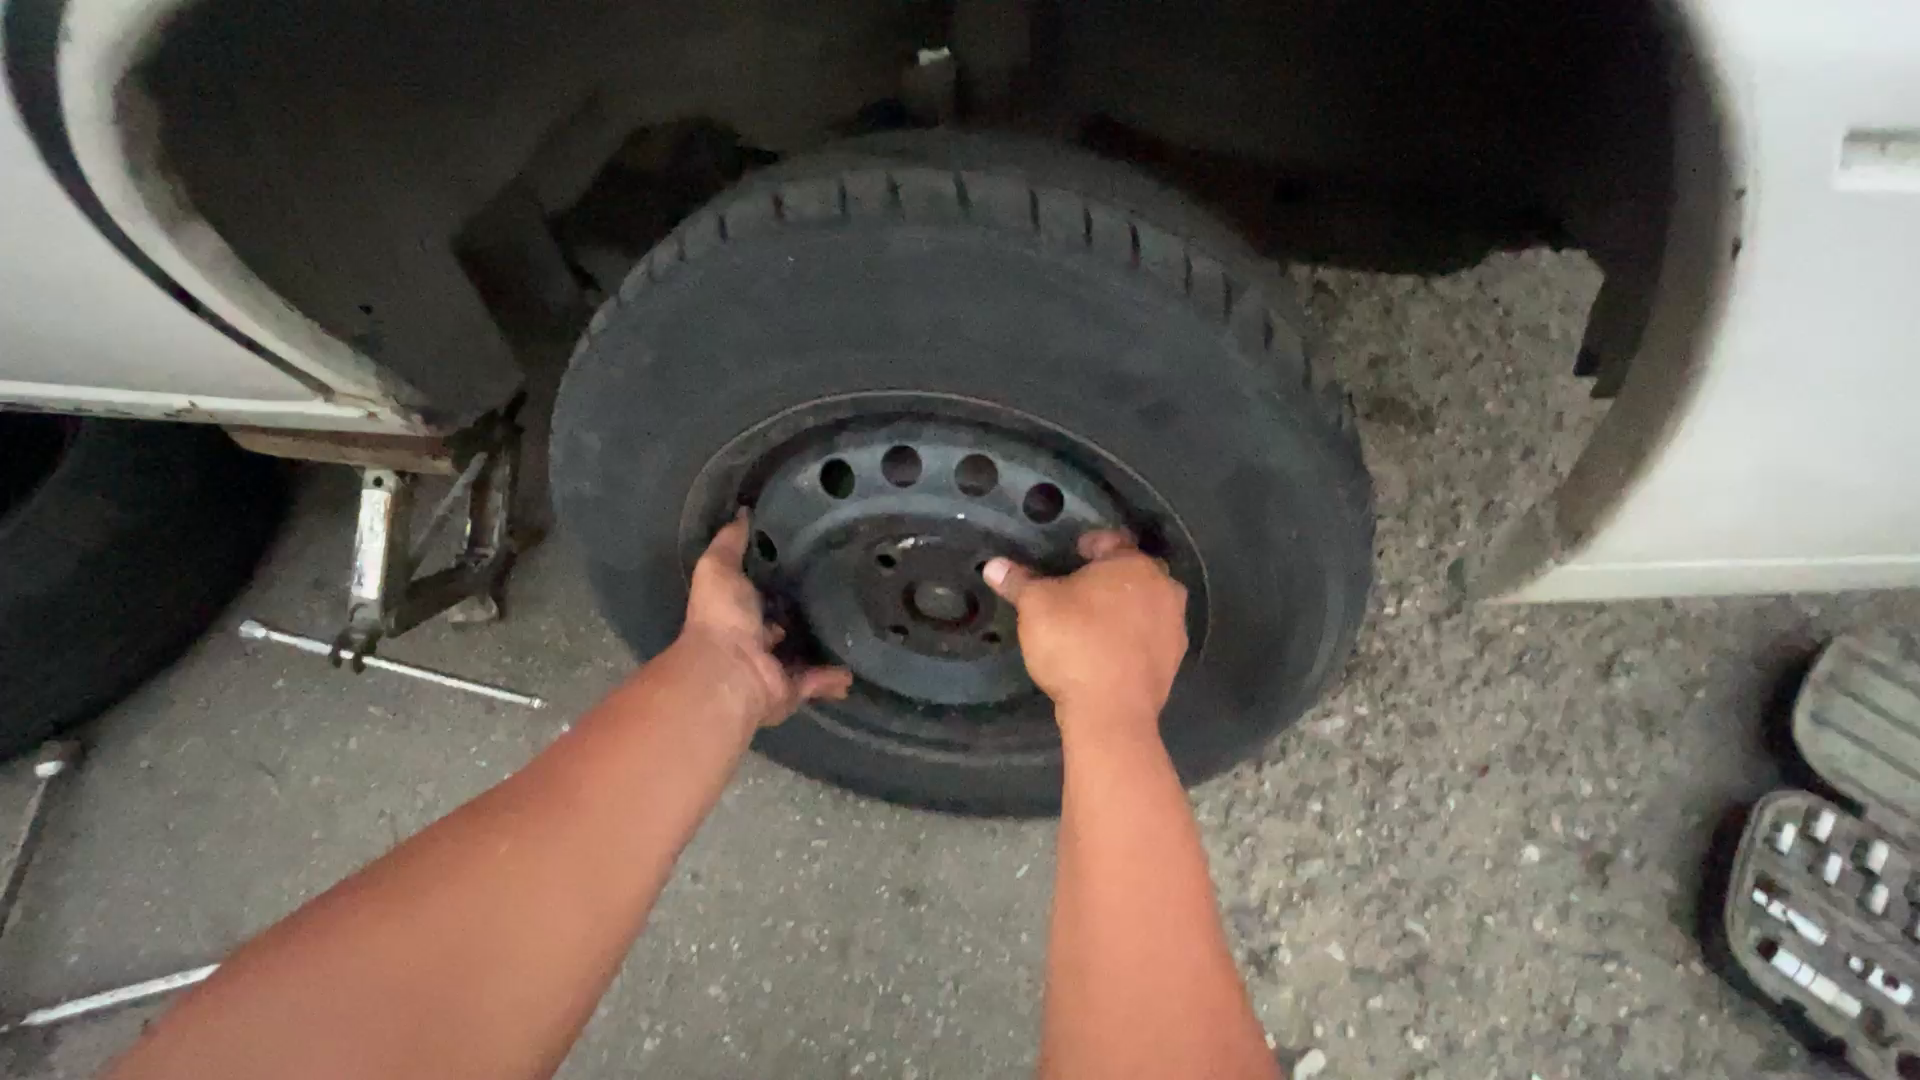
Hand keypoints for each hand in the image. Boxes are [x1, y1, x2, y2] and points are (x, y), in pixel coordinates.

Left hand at [677, 511, 851, 729]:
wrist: (729, 672)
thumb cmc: (723, 617)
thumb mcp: (720, 567)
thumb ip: (731, 542)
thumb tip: (743, 512)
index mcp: (738, 614)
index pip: (763, 597)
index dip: (781, 583)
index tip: (810, 564)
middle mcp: (756, 642)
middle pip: (786, 627)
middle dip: (806, 615)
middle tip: (842, 594)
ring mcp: (774, 668)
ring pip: (804, 655)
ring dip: (825, 647)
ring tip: (857, 628)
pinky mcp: (792, 689)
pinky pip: (818, 681)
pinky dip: (835, 677)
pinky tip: (856, 665)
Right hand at [981, 530, 1187, 735]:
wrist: (1111, 711)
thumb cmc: (1074, 642)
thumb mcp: (1035, 606)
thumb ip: (1018, 581)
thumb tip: (993, 565)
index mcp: (1133, 564)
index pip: (1111, 541)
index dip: (1089, 545)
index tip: (1072, 554)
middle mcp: (1163, 588)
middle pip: (1134, 572)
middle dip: (1110, 577)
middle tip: (1079, 589)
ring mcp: (1174, 625)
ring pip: (1146, 605)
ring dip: (1125, 607)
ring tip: (1094, 620)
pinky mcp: (1174, 660)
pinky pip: (1150, 636)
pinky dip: (1133, 637)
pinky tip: (1109, 649)